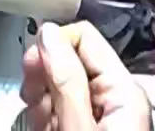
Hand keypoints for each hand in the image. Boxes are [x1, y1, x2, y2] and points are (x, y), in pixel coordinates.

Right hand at [21, 21, 152, 130]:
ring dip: (42, 98)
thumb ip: (66, 80)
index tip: (30, 64)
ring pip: (64, 87)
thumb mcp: (78, 128)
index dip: (53, 46)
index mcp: (125, 92)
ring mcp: (106, 120)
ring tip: (36, 119)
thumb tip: (49, 32)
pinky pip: (65, 109)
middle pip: (72, 60)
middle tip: (29, 95)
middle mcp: (119, 101)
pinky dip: (48, 116)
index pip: (84, 36)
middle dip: (44, 74)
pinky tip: (42, 126)